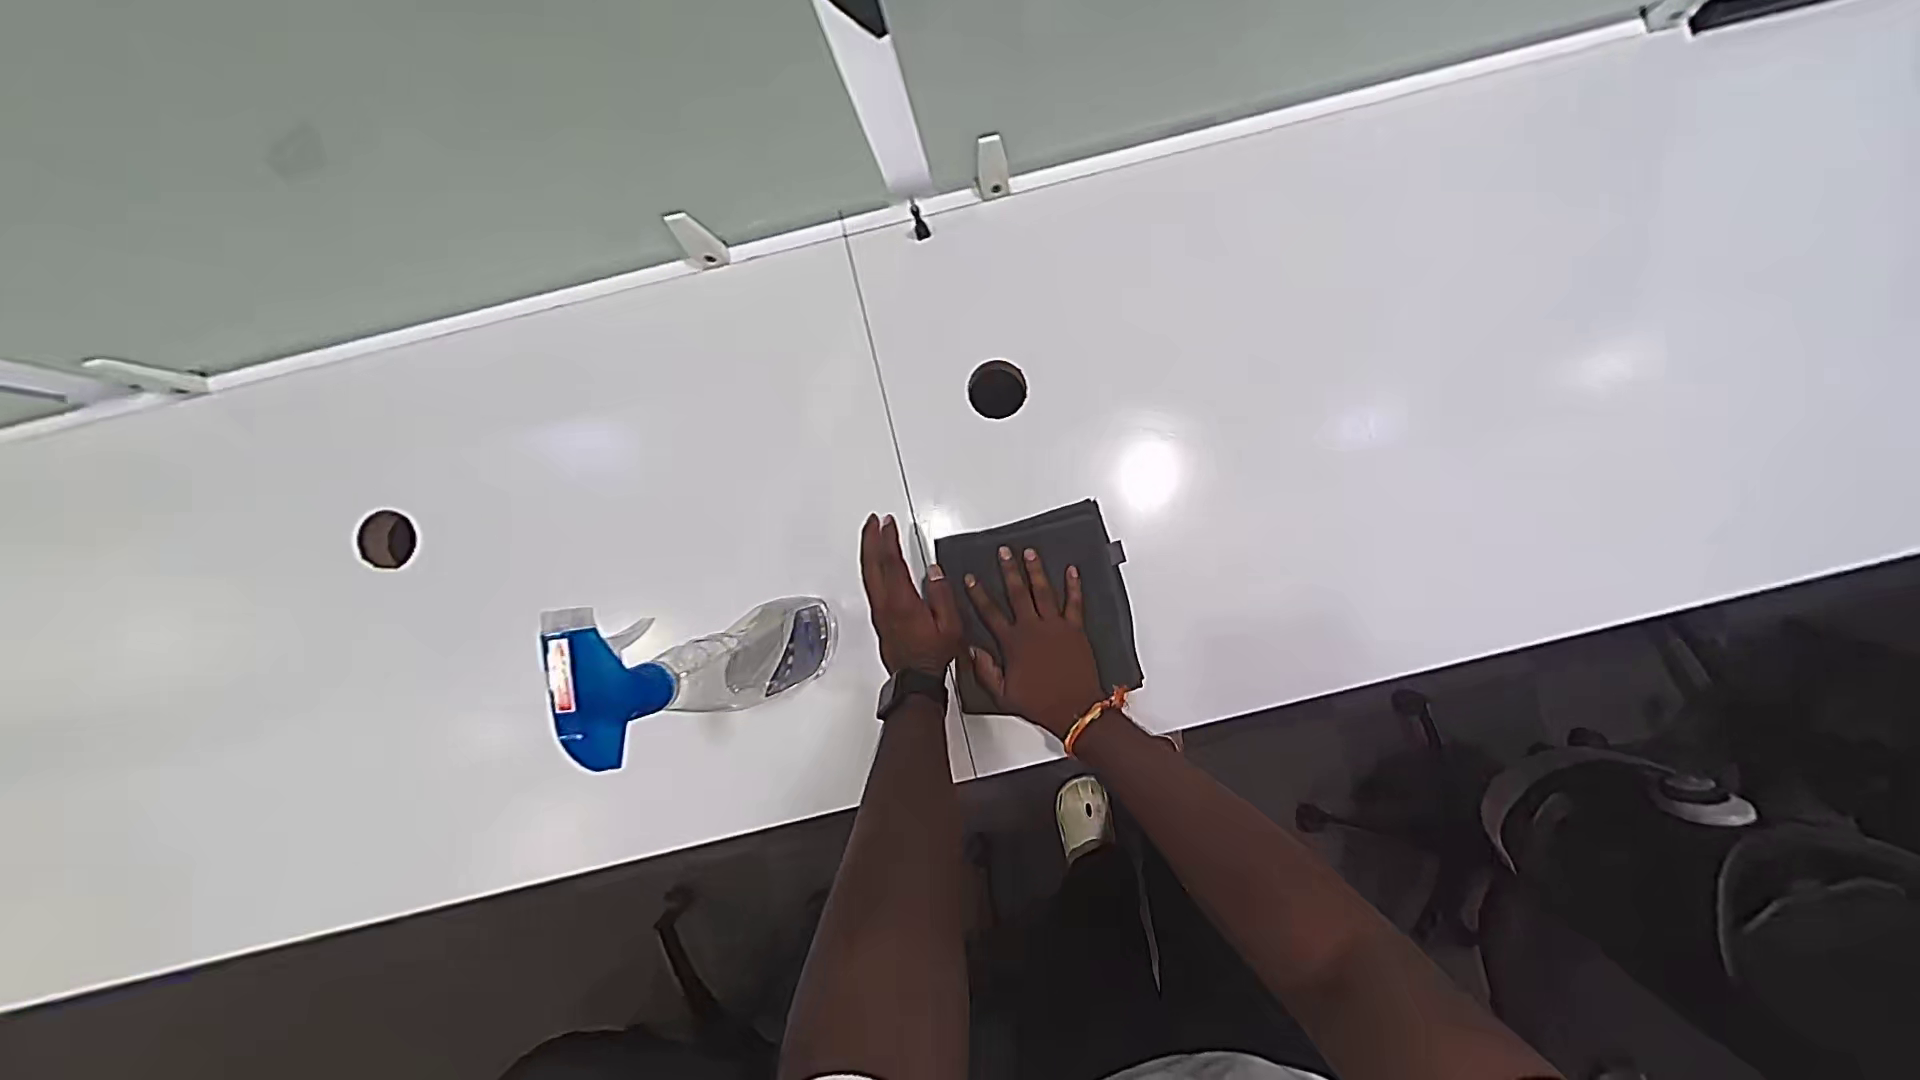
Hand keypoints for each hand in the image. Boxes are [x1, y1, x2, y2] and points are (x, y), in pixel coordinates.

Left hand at [859, 513, 962, 677]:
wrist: (916, 680)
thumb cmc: (933, 656)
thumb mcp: (950, 625)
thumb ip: (942, 595)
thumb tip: (934, 572)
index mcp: (902, 602)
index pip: (891, 562)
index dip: (887, 539)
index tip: (887, 522)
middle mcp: (885, 604)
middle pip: (872, 564)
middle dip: (871, 539)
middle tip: (873, 521)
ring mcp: (879, 611)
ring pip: (868, 574)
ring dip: (868, 551)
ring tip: (871, 535)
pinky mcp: (879, 617)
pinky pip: (870, 584)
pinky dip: (871, 566)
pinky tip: (875, 563)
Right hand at [963, 546, 1105, 739]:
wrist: (1075, 708)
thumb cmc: (1041, 703)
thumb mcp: (1003, 694)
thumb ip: (986, 671)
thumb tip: (974, 653)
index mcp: (1013, 643)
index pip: (991, 612)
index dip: (979, 594)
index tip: (972, 579)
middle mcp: (1033, 629)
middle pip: (1017, 592)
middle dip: (1009, 570)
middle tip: (1004, 553)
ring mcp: (1055, 627)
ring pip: (1043, 591)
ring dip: (1036, 570)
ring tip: (1030, 553)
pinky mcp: (1075, 630)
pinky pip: (1074, 602)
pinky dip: (1073, 586)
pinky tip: (1071, 571)